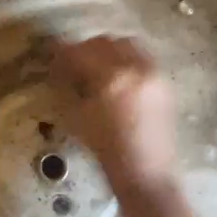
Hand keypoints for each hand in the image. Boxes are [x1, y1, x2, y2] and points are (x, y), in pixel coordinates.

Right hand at [48, 35, 178, 190]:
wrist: (148, 174)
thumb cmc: (108, 151)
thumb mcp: (79, 118)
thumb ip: (69, 87)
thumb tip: (61, 68)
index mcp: (112, 78)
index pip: (80, 52)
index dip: (62, 52)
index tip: (52, 54)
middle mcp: (136, 68)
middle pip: (105, 42)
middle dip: (86, 49)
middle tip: (73, 63)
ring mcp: (154, 73)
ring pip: (126, 45)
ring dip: (108, 50)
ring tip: (97, 67)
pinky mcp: (164, 82)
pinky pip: (142, 58)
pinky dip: (126, 59)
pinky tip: (117, 77)